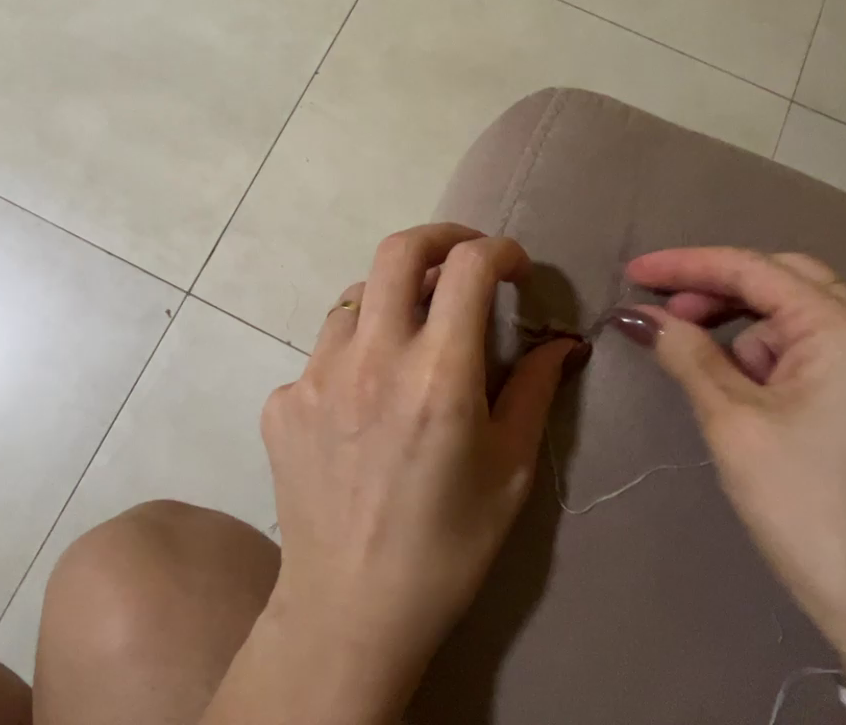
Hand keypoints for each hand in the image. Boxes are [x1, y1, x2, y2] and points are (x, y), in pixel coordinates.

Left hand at [242, 224, 576, 721]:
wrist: (350, 608)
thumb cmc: (448, 547)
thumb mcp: (510, 471)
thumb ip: (535, 391)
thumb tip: (563, 341)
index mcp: (438, 376)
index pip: (467, 267)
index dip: (498, 250)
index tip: (513, 266)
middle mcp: (371, 359)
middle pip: (398, 250)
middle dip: (440, 237)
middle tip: (463, 257)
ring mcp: (315, 376)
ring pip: (355, 298)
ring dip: (391, 299)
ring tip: (412, 335)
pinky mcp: (282, 400)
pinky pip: (323, 352)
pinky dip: (354, 354)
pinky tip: (366, 402)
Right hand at [615, 248, 845, 724]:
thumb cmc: (812, 509)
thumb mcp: (735, 425)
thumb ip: (688, 355)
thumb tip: (640, 315)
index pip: (753, 269)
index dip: (686, 265)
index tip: (632, 272)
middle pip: (790, 282)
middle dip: (723, 289)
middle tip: (669, 314)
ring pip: (812, 322)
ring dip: (753, 329)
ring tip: (709, 370)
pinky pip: (832, 358)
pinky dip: (783, 359)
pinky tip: (755, 398)